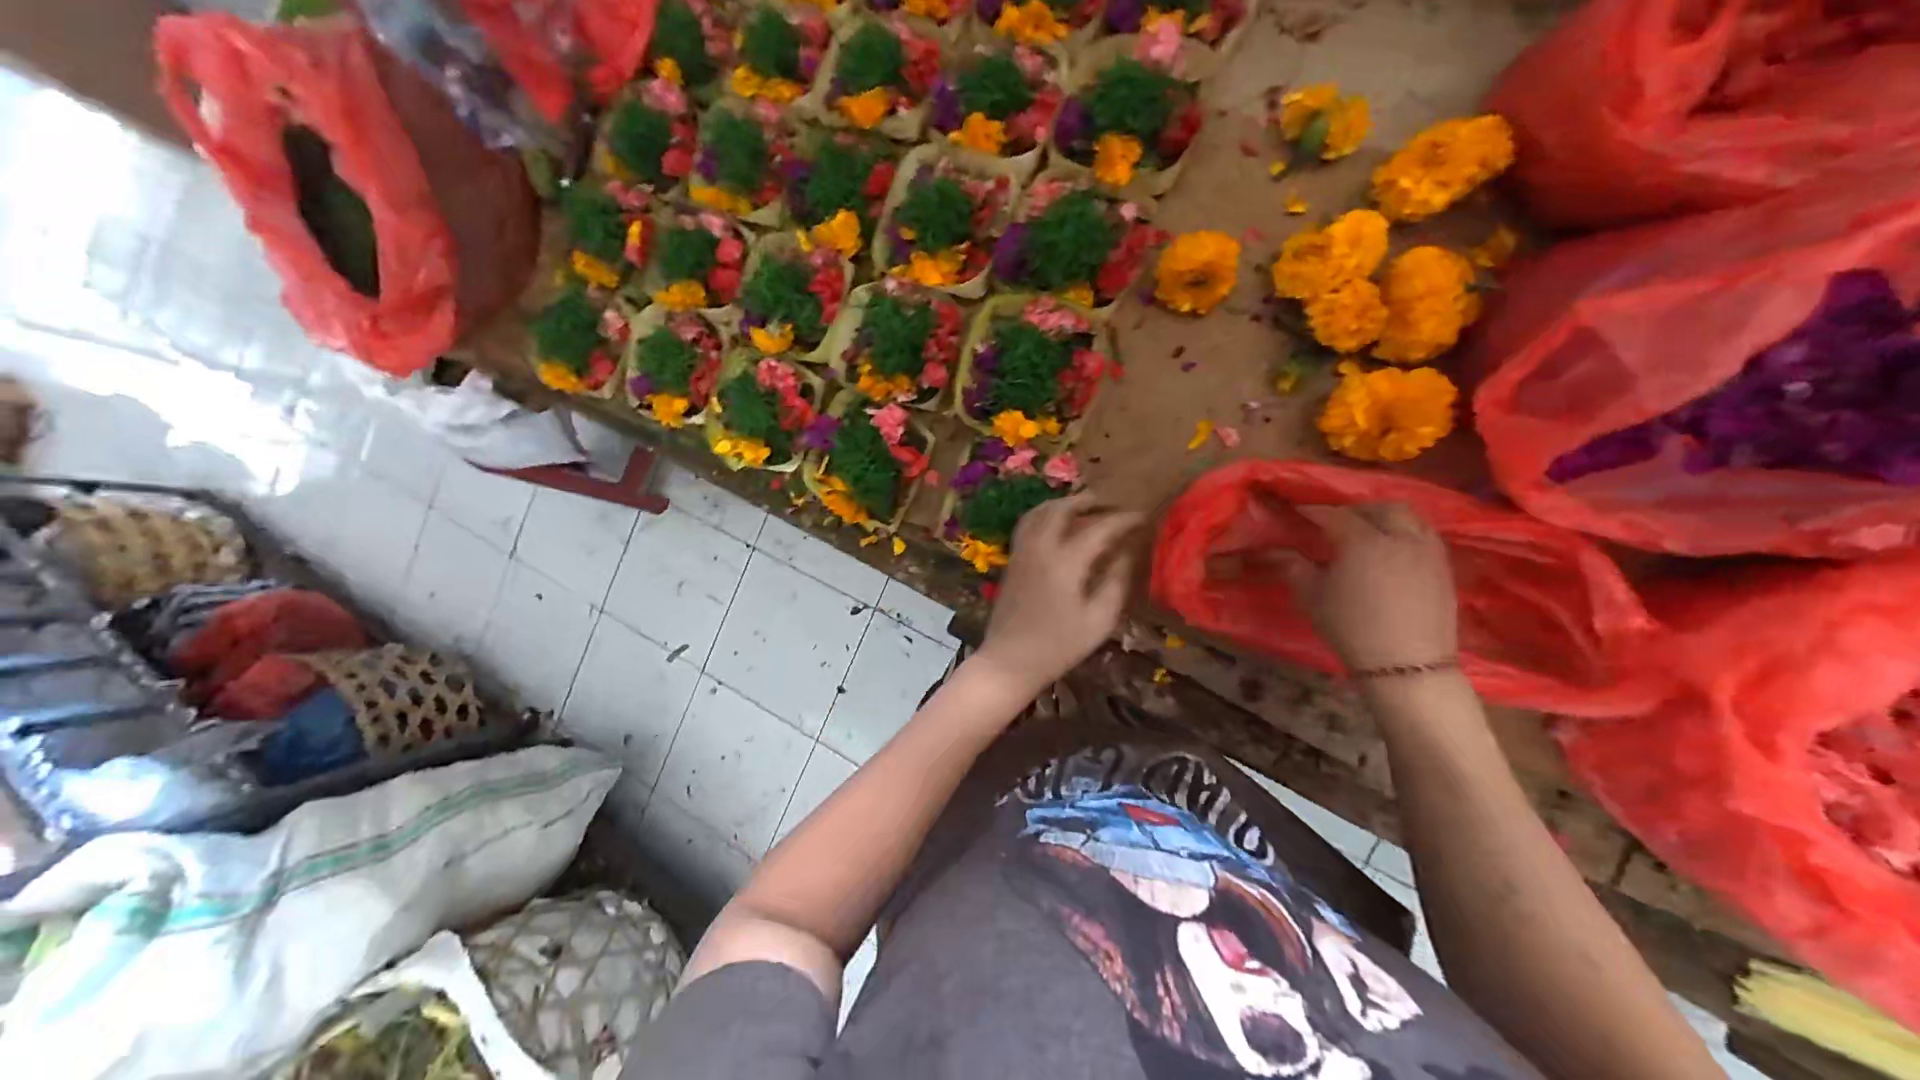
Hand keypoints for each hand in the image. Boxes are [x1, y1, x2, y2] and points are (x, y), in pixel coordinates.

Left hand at [974, 492, 1144, 696]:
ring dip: (1063, 504)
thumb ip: (1115, 582)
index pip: (1099, 528)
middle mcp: (1041, 548)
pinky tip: (1055, 525)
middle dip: (1088, 501)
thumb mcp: (1098, 620)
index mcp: (1066, 561)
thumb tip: (1127, 554)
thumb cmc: (1059, 646)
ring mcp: (1022, 552)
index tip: (1143, 517)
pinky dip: (1044, 515)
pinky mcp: (1012, 562)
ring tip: (1083, 507)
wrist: (1009, 661)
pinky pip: (1027, 525)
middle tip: (1110, 504)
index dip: (1123, 520)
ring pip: (1039, 512)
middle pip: (1063, 509)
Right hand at [1278, 502, 1457, 670]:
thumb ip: (1294, 566)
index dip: (1314, 511)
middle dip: (1355, 510)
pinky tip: (1393, 552)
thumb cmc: (1350, 628)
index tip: (1298, 512)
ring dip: (1385, 518)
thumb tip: (1278, 549)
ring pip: (1409, 517)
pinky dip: (1405, 534)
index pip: (1334, 515)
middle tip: (1336, 523)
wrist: (1406, 664)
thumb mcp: (1311, 596)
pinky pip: (1424, 536)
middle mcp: (1399, 536)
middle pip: (1379, 508)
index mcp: (1362, 541)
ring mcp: (1427, 550)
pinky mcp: (1444, 567)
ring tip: (1368, 533)